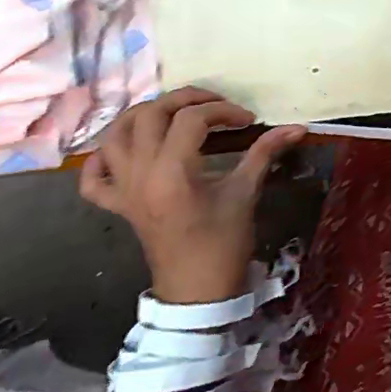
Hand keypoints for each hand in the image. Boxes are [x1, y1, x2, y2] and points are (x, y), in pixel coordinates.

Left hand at [80, 87, 306, 305]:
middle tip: (215, 106)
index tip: (248, 120)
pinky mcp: (116, 205)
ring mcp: (122, 189)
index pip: (191, 120)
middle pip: (150, 115)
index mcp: (171, 171)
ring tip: (172, 115)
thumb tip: (297, 128)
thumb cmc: (224, 243)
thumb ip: (264, 154)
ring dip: (141, 116)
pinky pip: (93, 177)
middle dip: (184, 100)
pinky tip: (125, 152)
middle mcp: (139, 173)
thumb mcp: (245, 194)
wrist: (198, 290)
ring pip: (115, 135)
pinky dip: (101, 159)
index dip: (222, 111)